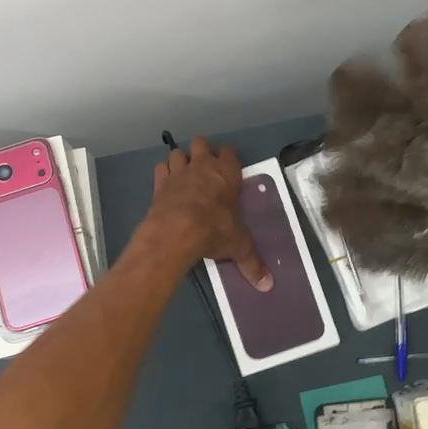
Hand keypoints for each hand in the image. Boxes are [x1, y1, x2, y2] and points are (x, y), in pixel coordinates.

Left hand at [144, 136, 271, 290]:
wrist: (177, 231)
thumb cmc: (215, 230)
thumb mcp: (239, 246)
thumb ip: (252, 262)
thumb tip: (267, 285)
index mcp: (227, 174)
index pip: (230, 152)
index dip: (229, 156)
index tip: (229, 166)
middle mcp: (203, 166)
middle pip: (201, 143)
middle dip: (202, 151)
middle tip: (205, 169)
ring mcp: (179, 172)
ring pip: (178, 153)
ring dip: (180, 161)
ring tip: (184, 175)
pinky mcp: (160, 184)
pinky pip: (160, 169)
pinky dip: (163, 173)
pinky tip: (166, 185)